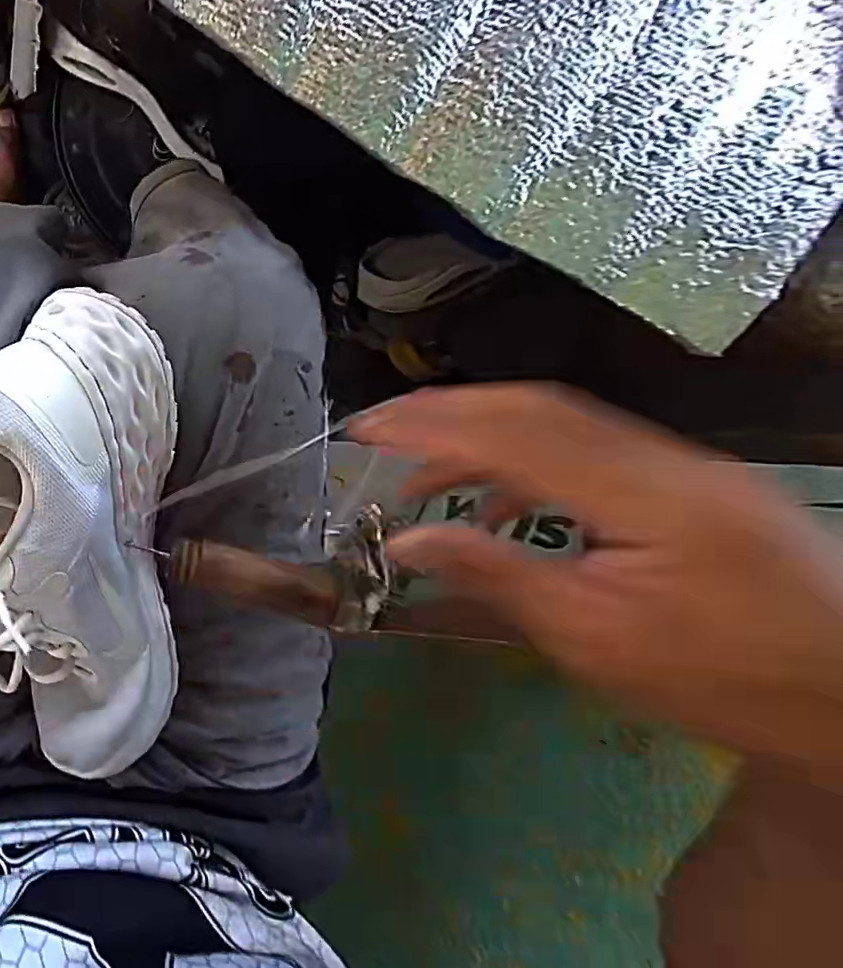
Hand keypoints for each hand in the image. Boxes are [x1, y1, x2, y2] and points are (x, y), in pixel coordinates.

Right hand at [352, 384, 842, 786]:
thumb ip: (492, 574)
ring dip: (477, 432)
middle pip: (538, 408)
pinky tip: (491, 502)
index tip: (364, 430)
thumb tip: (404, 540)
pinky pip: (586, 449)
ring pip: (560, 422)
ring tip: (416, 469)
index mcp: (649, 498)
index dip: (429, 427)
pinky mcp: (690, 487)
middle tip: (377, 425)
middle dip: (446, 409)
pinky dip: (519, 459)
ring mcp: (686, 471)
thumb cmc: (723, 680)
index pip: (516, 436)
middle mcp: (670, 464)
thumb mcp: (592, 636)